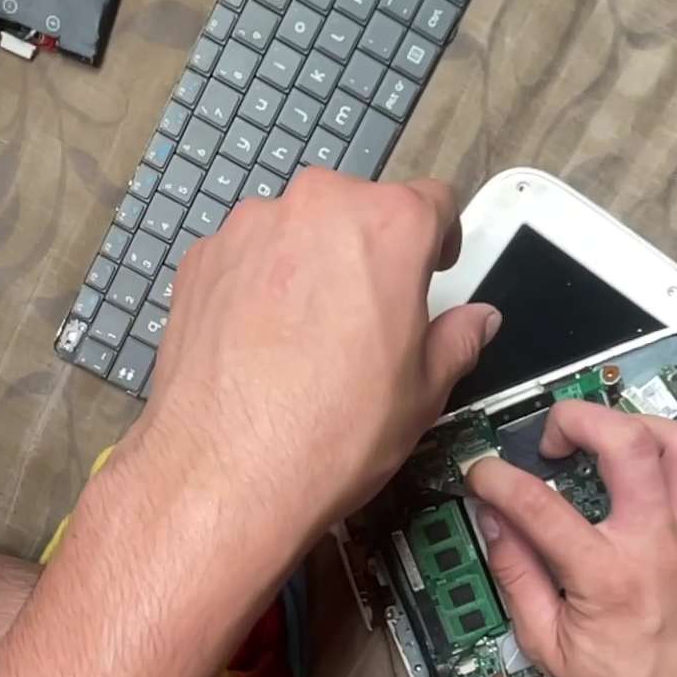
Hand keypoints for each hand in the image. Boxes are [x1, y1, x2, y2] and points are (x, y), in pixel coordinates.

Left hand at [128, 170, 498, 547]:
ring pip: (296, 234)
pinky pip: (244, 258)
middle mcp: (316, 209)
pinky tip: (258, 344)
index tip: (431, 269)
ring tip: (304, 340)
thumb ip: (456, 341)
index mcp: (388, 227)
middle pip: (356, 214)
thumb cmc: (329, 434)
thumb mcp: (422, 394)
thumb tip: (475, 322)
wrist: (224, 472)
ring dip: (308, 268)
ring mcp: (248, 230)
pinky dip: (256, 287)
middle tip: (366, 321)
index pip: (431, 204)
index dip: (437, 241)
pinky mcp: (200, 260)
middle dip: (367, 257)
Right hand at [464, 401, 676, 676]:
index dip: (496, 478)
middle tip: (552, 439)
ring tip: (608, 443)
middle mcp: (657, 544)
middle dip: (577, 419)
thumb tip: (493, 521)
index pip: (537, 504)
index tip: (480, 476)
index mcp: (605, 576)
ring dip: (639, 427)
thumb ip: (516, 576)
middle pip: (627, 442)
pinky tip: (663, 473)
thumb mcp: (547, 648)